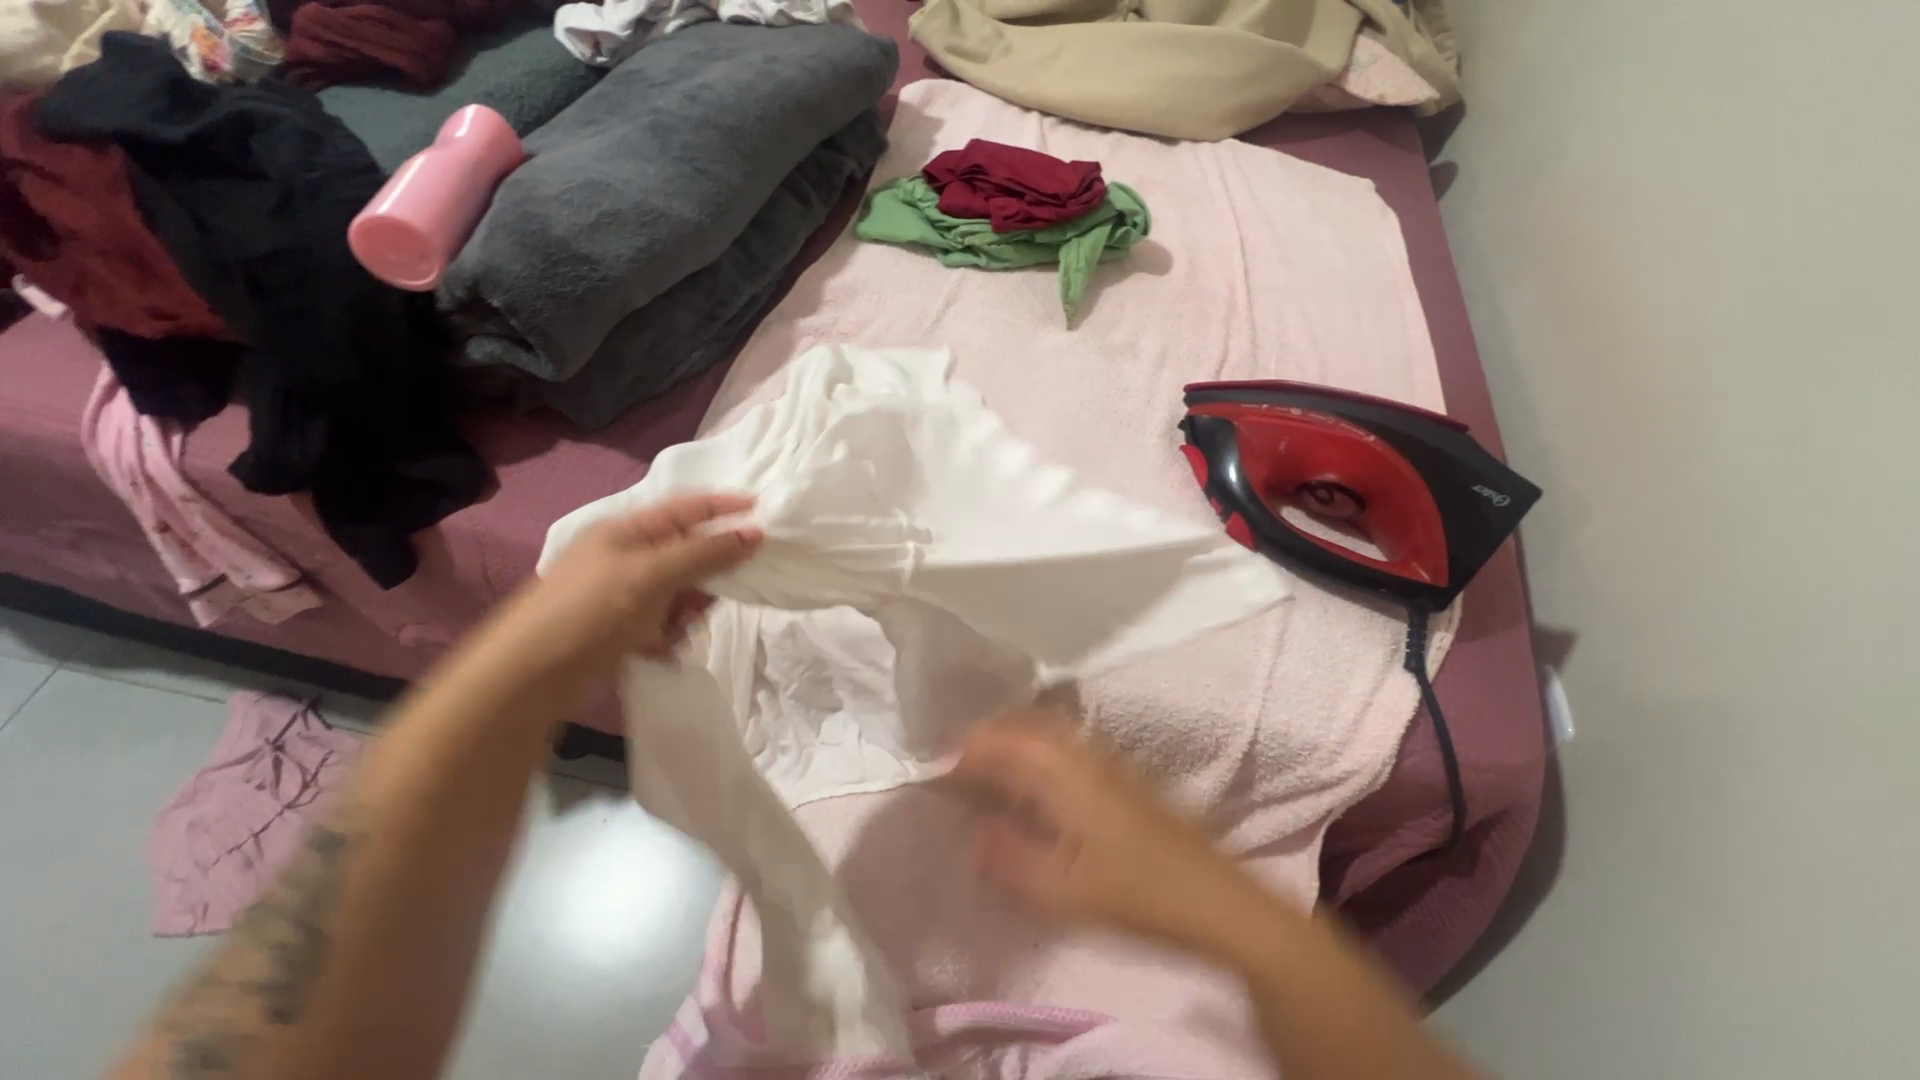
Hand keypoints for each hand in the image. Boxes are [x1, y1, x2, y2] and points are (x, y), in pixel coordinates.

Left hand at [478, 493, 763, 694]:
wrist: (531, 676)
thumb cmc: (591, 611)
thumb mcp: (653, 574)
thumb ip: (705, 553)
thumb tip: (755, 533)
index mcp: (624, 530)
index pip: (683, 507)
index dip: (721, 505)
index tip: (761, 509)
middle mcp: (623, 556)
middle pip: (686, 553)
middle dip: (705, 574)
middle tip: (712, 595)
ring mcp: (620, 594)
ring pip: (679, 592)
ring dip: (687, 609)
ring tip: (676, 629)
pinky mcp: (619, 628)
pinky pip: (663, 621)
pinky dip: (669, 633)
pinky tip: (659, 648)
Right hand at [947, 708, 1271, 956]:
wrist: (1217, 900)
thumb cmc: (1137, 894)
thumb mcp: (1063, 892)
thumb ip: (1011, 860)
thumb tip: (974, 832)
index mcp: (1066, 773)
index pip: (1004, 743)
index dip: (966, 750)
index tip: (933, 766)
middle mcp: (1086, 755)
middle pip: (1026, 725)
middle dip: (987, 737)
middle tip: (954, 763)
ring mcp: (1109, 763)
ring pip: (1049, 732)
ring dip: (1013, 741)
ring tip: (985, 770)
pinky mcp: (1124, 778)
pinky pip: (1066, 746)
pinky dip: (1037, 752)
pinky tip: (1033, 786)